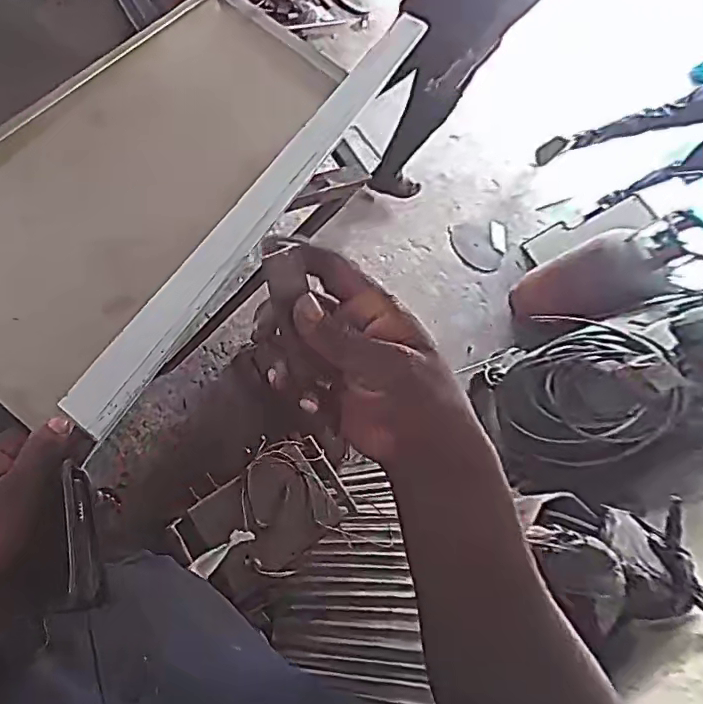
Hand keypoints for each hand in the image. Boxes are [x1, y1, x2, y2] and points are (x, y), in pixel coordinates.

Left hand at [0, 419, 78, 622]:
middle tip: (96, 485)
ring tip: (90, 509)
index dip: (65, 442)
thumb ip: (43, 450)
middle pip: (41, 465)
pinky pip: (39, 518)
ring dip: (65, 500)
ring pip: (43, 493)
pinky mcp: (6, 536)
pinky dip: (56, 522)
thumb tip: (63, 420)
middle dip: (67, 474)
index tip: (94, 452)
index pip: (37, 436)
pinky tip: (72, 533)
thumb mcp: (24, 487)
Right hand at [258, 244, 484, 467]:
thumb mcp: (391, 364)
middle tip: (270, 328)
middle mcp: (348, 329)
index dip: (302, 256)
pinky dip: (291, 386)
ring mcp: (334, 358)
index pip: (331, 270)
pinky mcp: (323, 386)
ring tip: (288, 374)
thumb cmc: (432, 403)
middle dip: (280, 316)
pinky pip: (293, 376)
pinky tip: (307, 398)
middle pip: (300, 305)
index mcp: (372, 310)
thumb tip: (304, 307)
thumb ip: (343, 338)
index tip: (273, 251)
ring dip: (282, 356)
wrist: (428, 452)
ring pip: (290, 342)